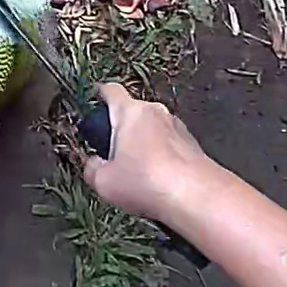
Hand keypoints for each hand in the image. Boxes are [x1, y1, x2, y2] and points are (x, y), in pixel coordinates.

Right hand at [80, 83, 220, 222]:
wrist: (196, 196)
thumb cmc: (148, 182)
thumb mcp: (104, 182)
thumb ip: (91, 168)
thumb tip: (91, 165)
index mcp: (130, 112)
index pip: (111, 90)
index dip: (100, 93)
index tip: (95, 97)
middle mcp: (154, 112)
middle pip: (132, 112)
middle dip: (121, 129)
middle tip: (113, 155)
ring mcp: (176, 126)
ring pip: (151, 128)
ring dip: (143, 143)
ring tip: (138, 173)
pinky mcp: (191, 143)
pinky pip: (168, 143)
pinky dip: (161, 155)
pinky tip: (158, 180)